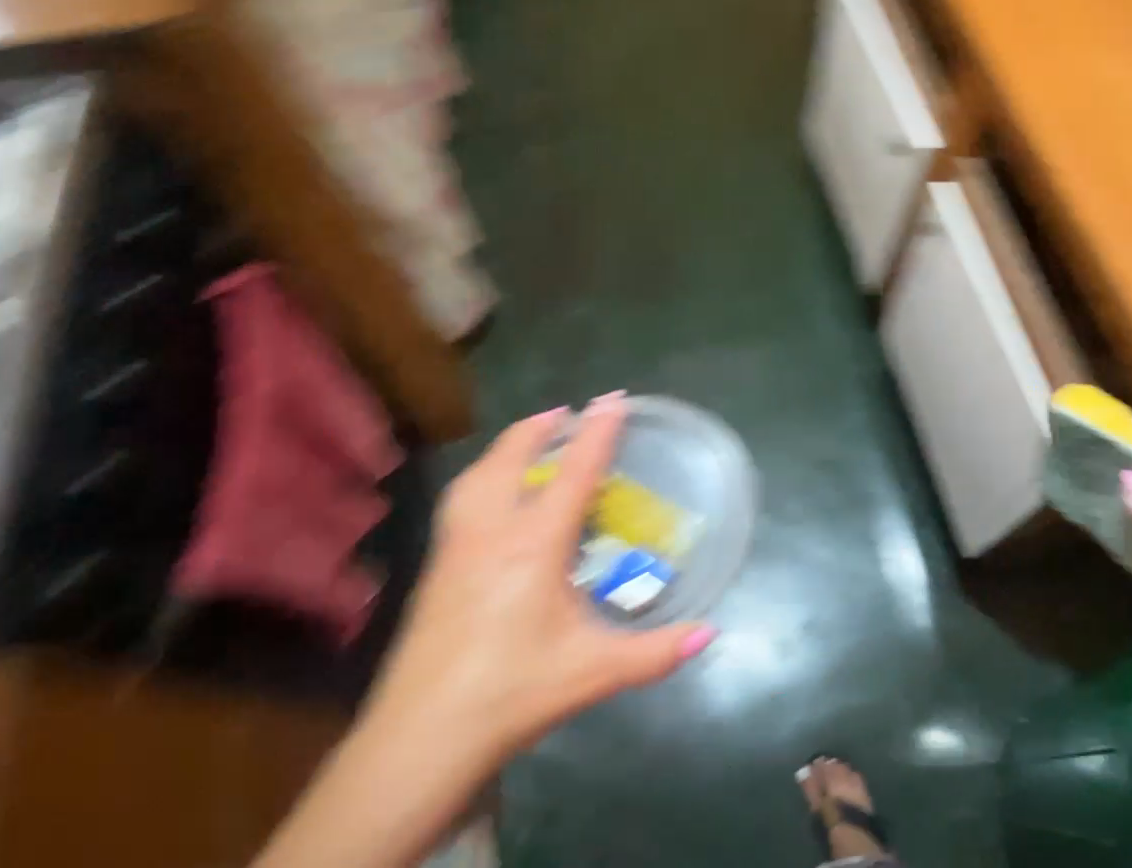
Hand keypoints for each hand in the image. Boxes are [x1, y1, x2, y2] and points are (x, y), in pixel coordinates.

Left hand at [255, 394, 715, 867]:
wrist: (422, 734)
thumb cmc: (514, 692)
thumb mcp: (595, 672)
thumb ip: (656, 652)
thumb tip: (709, 634)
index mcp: (534, 545)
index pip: (573, 473)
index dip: (597, 432)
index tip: (614, 398)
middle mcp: (491, 532)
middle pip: (511, 459)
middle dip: (540, 427)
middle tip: (566, 413)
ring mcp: (455, 548)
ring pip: (476, 476)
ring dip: (505, 450)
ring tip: (526, 444)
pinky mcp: (435, 569)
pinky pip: (460, 502)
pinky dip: (481, 479)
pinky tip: (488, 500)